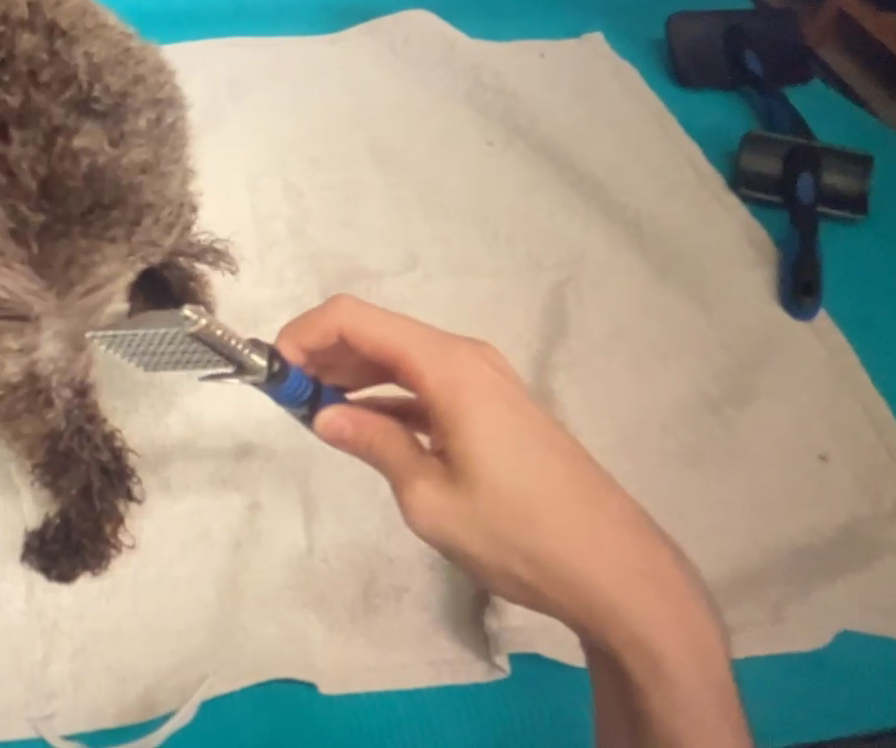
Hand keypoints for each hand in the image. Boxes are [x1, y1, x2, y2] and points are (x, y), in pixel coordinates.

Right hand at [275, 295, 718, 652]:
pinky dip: (383, 394)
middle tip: (286, 395)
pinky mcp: (490, 406)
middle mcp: (464, 358)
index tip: (275, 373)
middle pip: (373, 330)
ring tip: (313, 410)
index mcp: (447, 366)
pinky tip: (361, 424)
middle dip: (321, 353)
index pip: (353, 319)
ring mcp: (482, 380)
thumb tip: (322, 416)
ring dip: (349, 373)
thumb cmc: (519, 534)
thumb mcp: (428, 496)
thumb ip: (372, 443)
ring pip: (395, 355)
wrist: (621, 576)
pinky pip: (420, 382)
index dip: (304, 334)